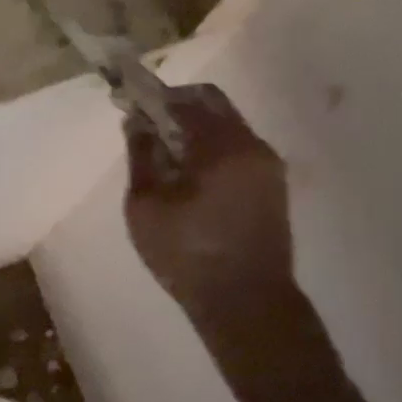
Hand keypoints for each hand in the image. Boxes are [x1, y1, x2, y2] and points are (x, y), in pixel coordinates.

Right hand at [124, 84, 294, 315]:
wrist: (248, 305)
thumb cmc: (189, 254)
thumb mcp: (147, 205)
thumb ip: (141, 156)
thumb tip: (138, 122)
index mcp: (222, 145)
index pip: (183, 100)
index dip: (152, 96)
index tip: (128, 100)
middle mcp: (251, 145)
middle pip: (212, 104)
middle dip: (177, 105)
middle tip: (148, 124)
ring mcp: (267, 166)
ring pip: (228, 125)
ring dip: (197, 127)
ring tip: (166, 154)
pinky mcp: (273, 187)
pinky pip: (238, 149)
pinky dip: (213, 148)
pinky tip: (191, 174)